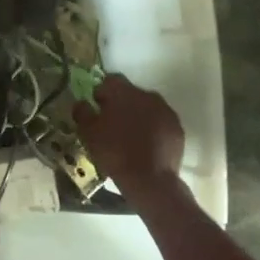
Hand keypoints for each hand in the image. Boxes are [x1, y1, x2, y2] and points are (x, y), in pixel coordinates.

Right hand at [71, 74, 185, 198]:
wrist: (149, 178)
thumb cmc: (114, 152)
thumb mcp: (88, 133)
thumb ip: (82, 112)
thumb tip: (81, 103)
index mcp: (124, 93)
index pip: (110, 80)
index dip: (101, 92)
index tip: (97, 107)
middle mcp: (148, 95)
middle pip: (131, 93)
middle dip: (121, 104)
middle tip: (112, 123)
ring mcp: (166, 111)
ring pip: (147, 107)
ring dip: (138, 115)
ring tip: (130, 135)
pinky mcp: (177, 127)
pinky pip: (160, 121)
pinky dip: (153, 128)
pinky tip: (145, 145)